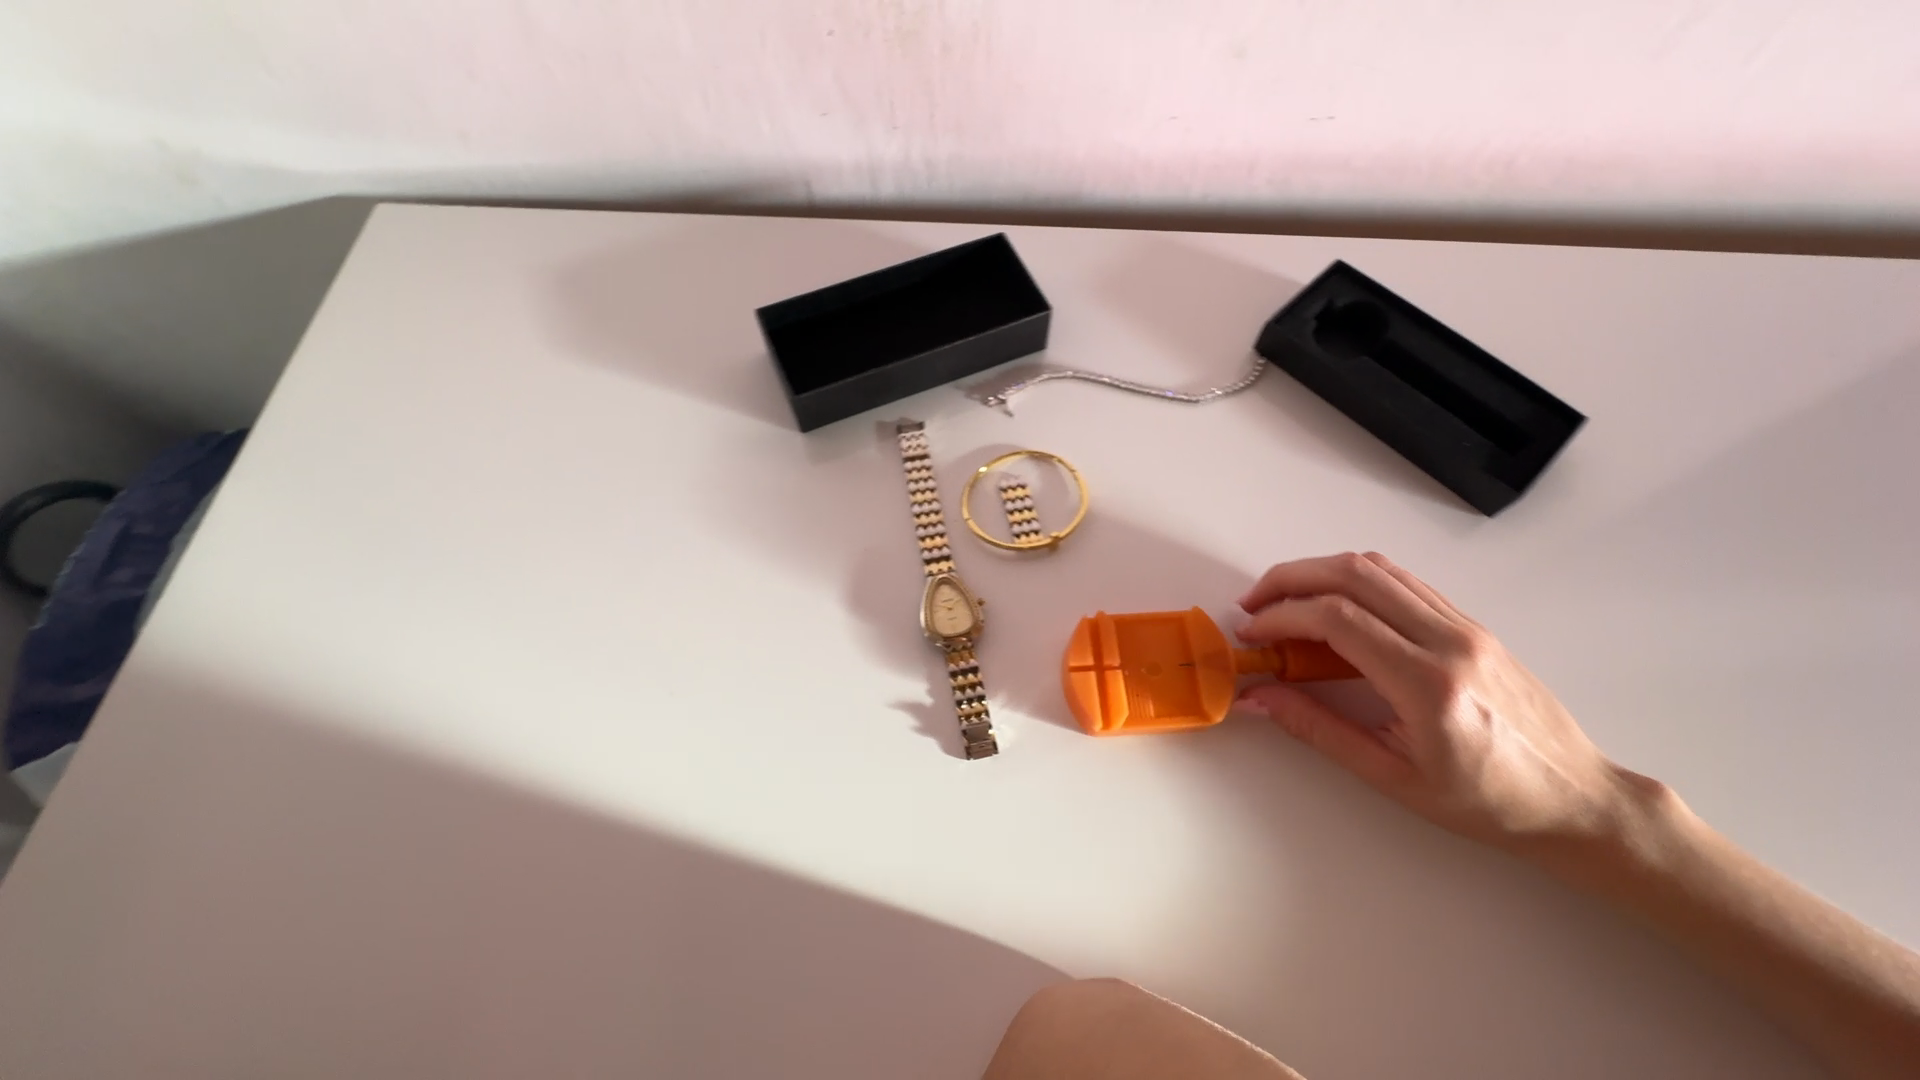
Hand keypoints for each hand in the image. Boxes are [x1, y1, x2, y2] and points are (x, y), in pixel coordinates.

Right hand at [1235, 552, 1658, 865]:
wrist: (1575, 797)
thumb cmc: (1484, 800)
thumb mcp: (1390, 776)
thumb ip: (1317, 729)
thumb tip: (1256, 699)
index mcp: (1427, 683)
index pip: (1338, 618)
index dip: (1281, 617)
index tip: (1250, 635)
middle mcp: (1449, 639)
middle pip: (1354, 574)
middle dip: (1290, 579)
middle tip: (1254, 604)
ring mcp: (1465, 625)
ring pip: (1379, 568)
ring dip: (1320, 573)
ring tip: (1284, 602)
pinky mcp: (1472, 623)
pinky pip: (1403, 582)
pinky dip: (1354, 581)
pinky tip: (1333, 607)